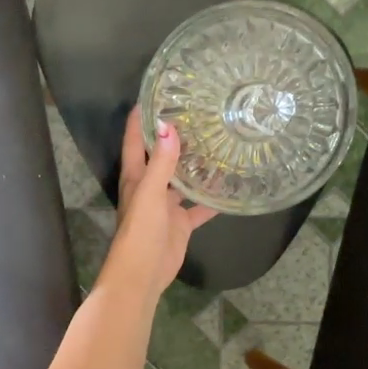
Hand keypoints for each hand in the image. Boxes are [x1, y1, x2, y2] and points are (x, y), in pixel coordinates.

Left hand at [98, 111, 218, 302]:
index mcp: (136, 176)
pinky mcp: (181, 222)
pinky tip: (231, 184)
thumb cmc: (140, 231)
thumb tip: (169, 126)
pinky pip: (199, 206)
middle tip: (198, 113)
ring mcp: (166, 205)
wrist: (142, 274)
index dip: (142, 118)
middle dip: (175, 136)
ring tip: (219, 141)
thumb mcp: (150, 193)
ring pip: (182, 178)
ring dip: (196, 164)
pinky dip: (212, 197)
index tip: (155, 94)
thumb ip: (162, 163)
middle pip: (162, 155)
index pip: (136, 139)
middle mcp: (150, 186)